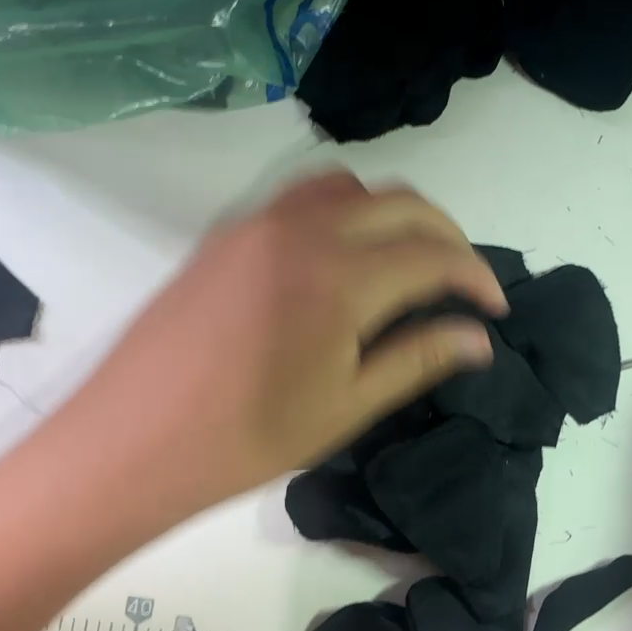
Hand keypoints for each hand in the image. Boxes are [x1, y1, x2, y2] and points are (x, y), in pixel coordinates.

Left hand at [41, 170, 503, 540]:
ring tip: (412, 263)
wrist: (134, 442)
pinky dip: (347, 211)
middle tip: (465, 284)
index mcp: (339, 277)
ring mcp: (257, 223)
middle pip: (400, 203)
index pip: (432, 254)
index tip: (496, 310)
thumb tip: (479, 337)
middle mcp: (302, 229)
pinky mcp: (228, 234)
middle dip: (447, 237)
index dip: (476, 277)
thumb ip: (417, 358)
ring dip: (396, 215)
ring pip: (351, 188)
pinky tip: (348, 258)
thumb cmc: (249, 439)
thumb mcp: (348, 407)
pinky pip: (304, 197)